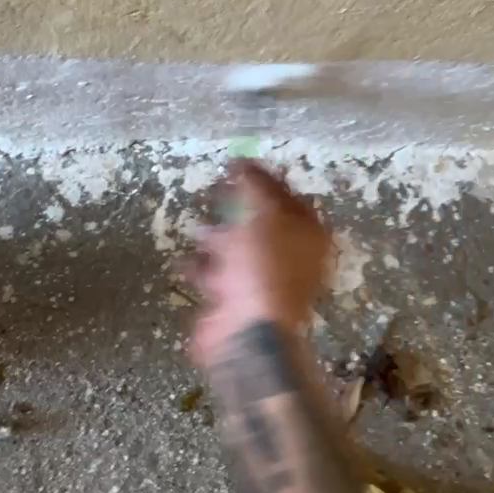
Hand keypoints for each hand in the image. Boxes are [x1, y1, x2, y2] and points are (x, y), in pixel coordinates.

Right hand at [188, 160, 332, 365]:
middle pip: (261, 221)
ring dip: (215, 235)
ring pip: (238, 248)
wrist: (248, 331)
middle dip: (235, 205)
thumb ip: (254, 185)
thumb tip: (243, 160)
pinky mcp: (238, 299)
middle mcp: (290, 257)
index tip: (237, 163)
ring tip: (196, 223)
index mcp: (307, 235)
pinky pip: (216, 274)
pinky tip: (186, 257)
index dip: (263, 178)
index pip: (288, 195)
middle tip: (214, 188)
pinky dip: (200, 265)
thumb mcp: (262, 215)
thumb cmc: (263, 267)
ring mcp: (264, 281)